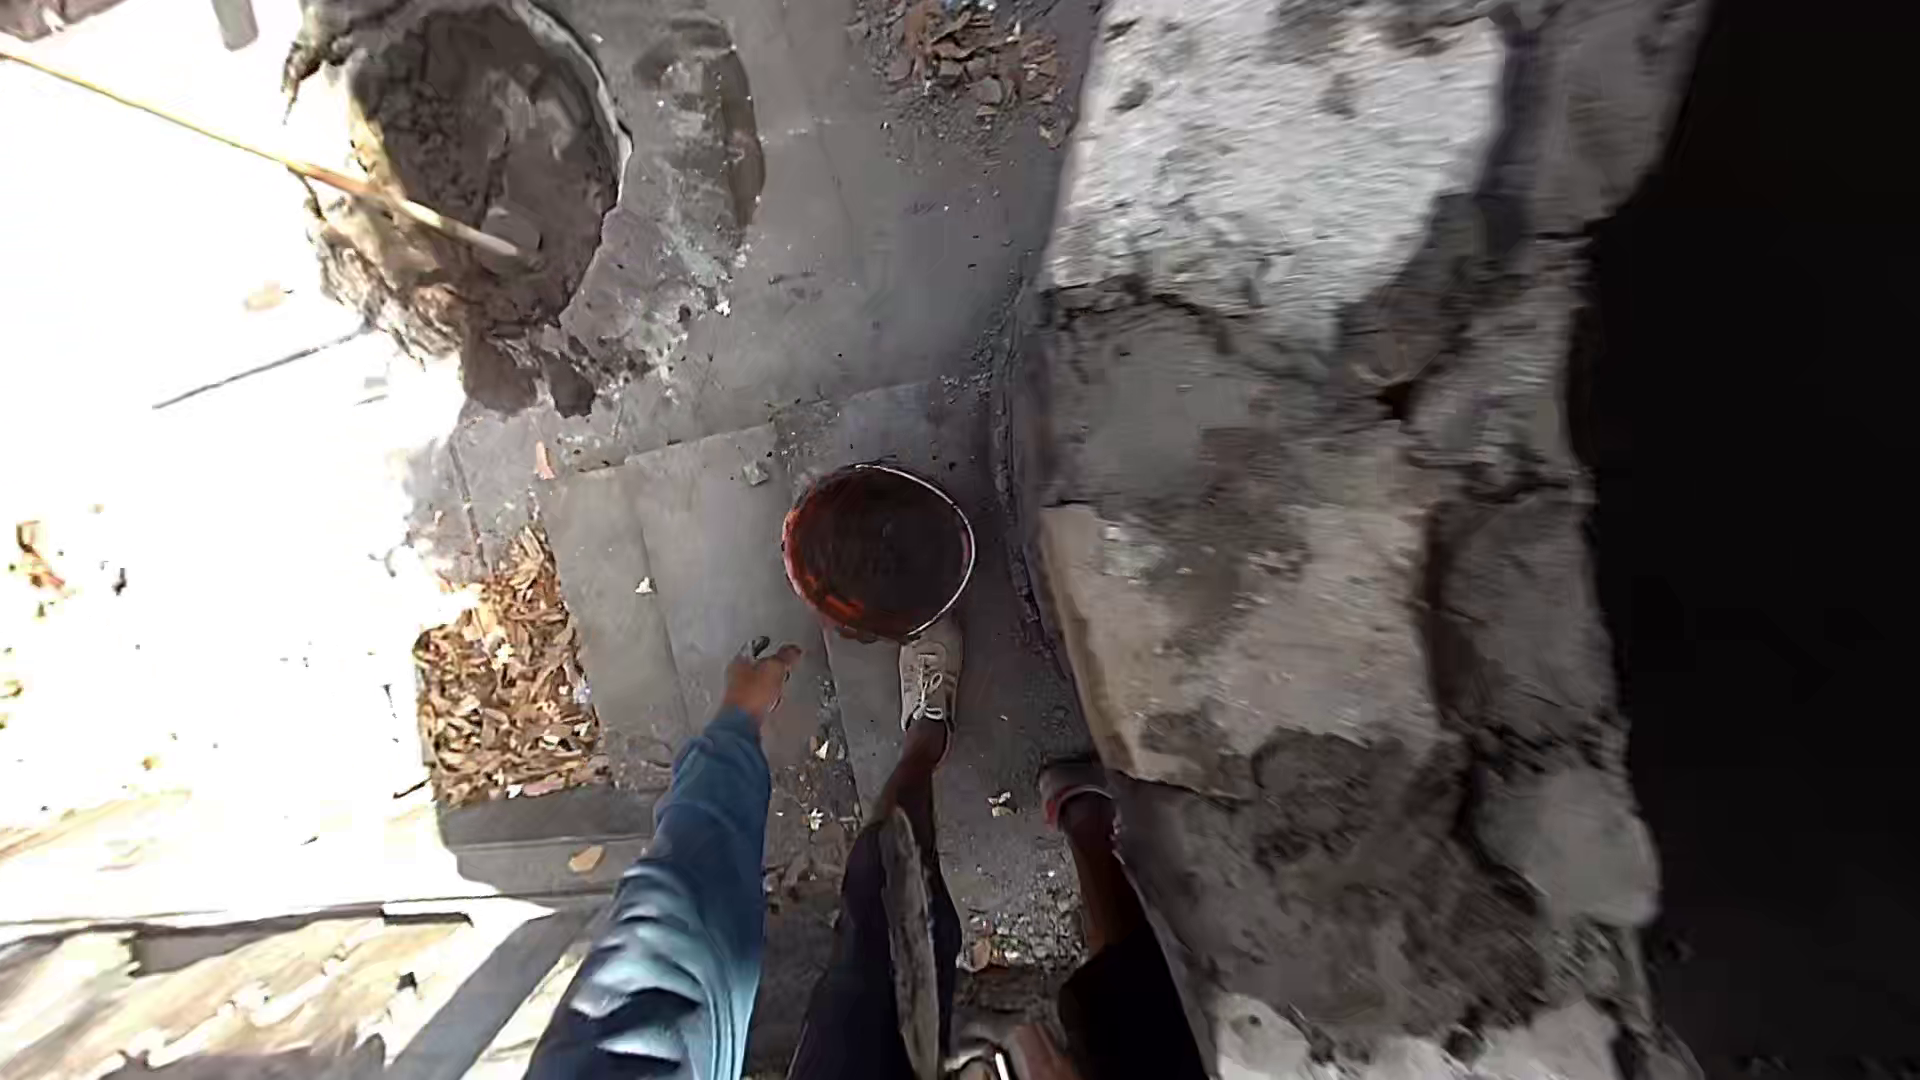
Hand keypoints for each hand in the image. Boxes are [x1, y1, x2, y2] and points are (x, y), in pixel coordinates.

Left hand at [722, 641, 803, 725]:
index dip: (765, 644)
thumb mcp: (775, 668)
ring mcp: (739, 694)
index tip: (771, 643)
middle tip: (779, 661)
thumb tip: (794, 650)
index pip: (753, 647)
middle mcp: (735, 676)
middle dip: (768, 663)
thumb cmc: (751, 694)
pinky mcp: (745, 710)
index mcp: (739, 661)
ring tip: (779, 681)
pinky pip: (759, 698)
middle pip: (754, 665)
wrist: (742, 725)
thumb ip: (785, 656)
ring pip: (756, 682)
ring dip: (769, 681)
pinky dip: (767, 696)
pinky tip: (774, 699)